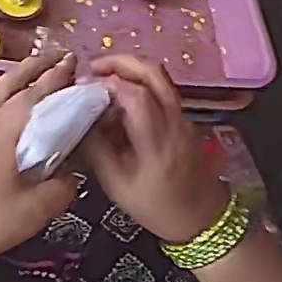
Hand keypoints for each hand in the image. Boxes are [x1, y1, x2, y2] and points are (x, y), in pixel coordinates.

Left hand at [0, 52, 79, 274]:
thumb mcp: (34, 212)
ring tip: (39, 72)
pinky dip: (5, 96)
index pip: (36, 93)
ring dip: (19, 78)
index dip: (58, 77)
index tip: (76, 63)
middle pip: (11, 81)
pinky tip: (14, 108)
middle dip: (37, 66)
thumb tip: (69, 175)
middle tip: (61, 56)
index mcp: (1, 128)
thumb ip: (61, 188)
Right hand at [81, 56, 229, 243]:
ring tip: (104, 77)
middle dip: (122, 62)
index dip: (109, 83)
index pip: (136, 96)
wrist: (202, 219)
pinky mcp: (185, 119)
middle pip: (154, 73)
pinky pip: (163, 90)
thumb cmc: (155, 207)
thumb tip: (79, 116)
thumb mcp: (116, 184)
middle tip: (94, 67)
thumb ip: (97, 147)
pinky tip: (121, 98)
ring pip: (161, 78)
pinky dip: (140, 84)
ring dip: (132, 69)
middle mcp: (175, 123)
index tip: (86, 85)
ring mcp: (184, 118)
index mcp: (157, 143)